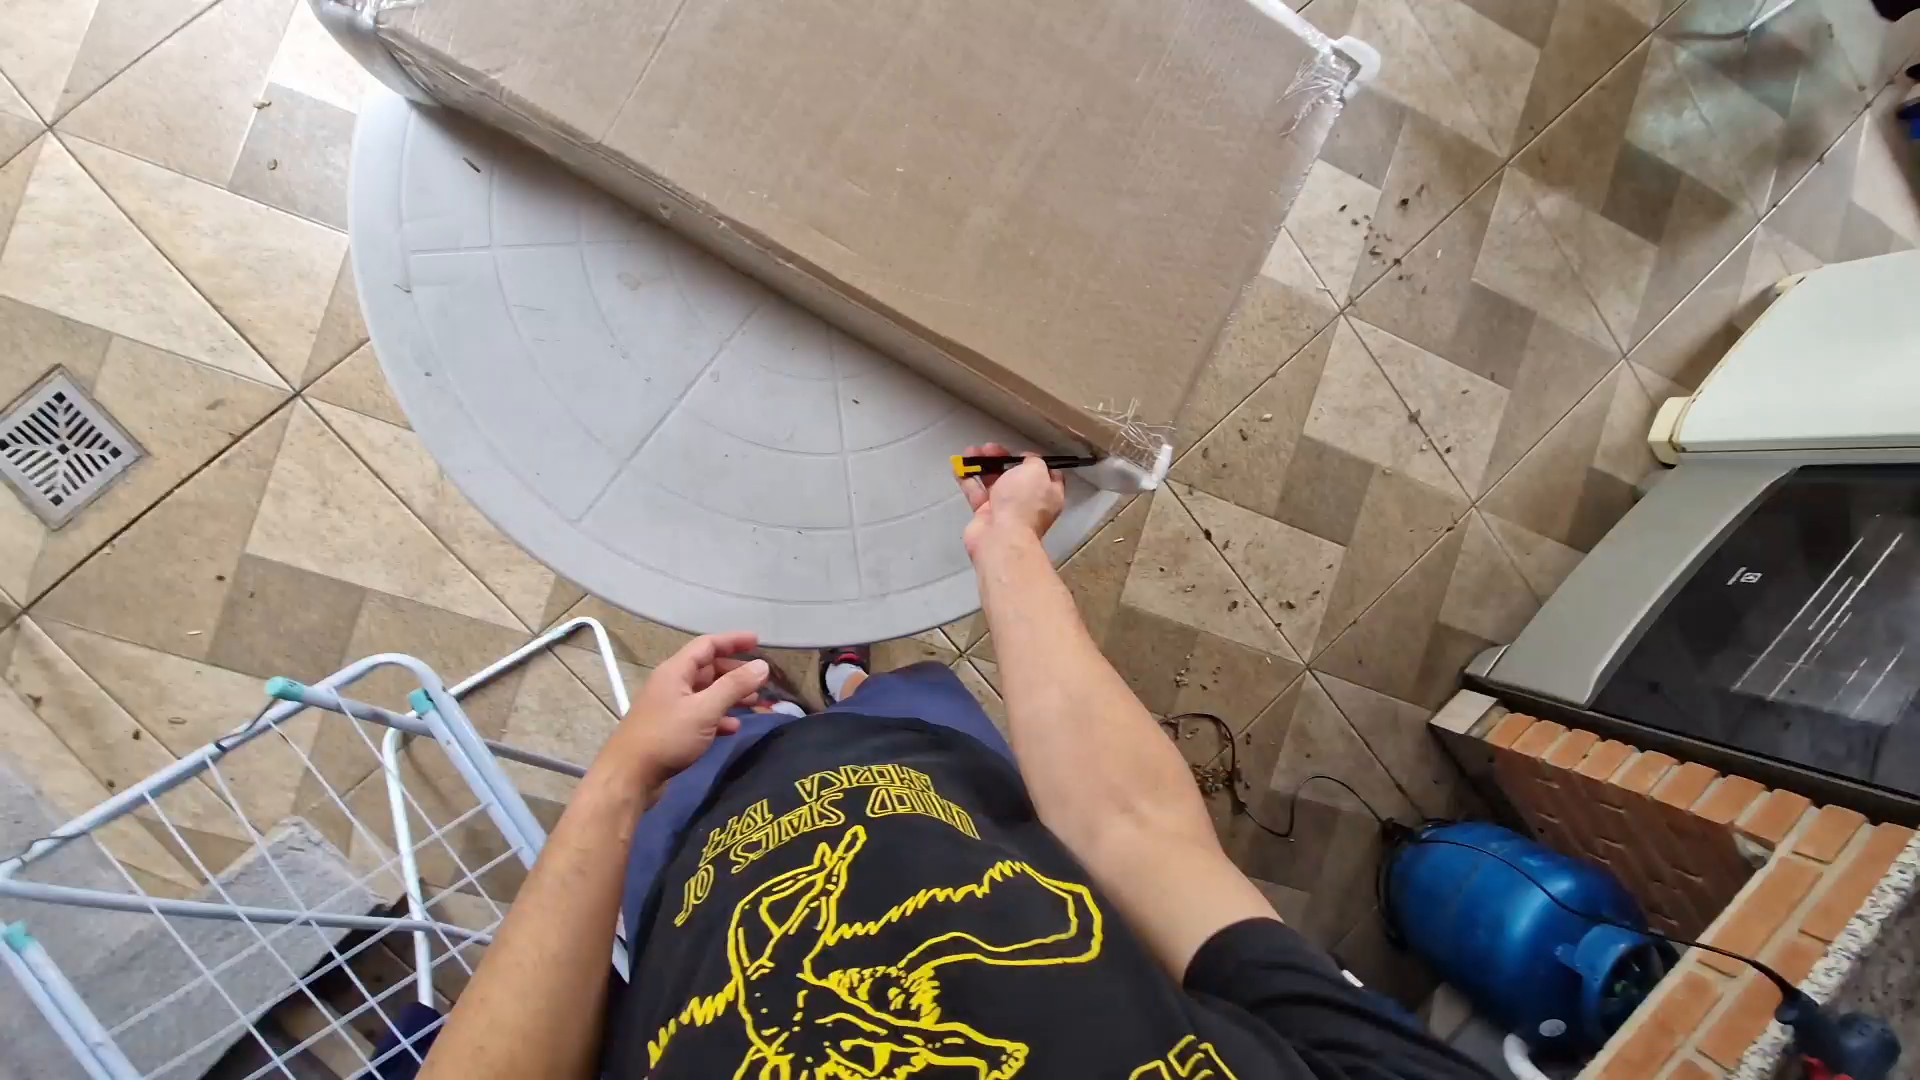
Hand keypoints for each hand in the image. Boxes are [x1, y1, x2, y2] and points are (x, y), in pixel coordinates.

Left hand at [607, 632, 768, 786]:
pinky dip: (719, 717)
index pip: (707, 645)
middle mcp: (672, 684)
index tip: (757, 642)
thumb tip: (762, 666)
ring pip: (706, 693)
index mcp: (675, 672)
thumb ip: (734, 686)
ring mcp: (670, 708)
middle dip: (736, 672)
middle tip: (760, 679)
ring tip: (755, 702)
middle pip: (708, 669)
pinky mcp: (671, 730)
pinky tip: (733, 727)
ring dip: (731, 695)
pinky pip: (701, 715)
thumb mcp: (704, 709)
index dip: (732, 641)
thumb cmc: (666, 737)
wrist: (628, 778)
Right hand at [958, 441, 1064, 557]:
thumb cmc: (1023, 502)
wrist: (1001, 537)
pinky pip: (976, 492)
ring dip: (982, 465)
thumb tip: (1027, 461)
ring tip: (970, 451)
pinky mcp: (985, 514)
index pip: (1046, 475)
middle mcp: (1028, 501)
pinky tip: (958, 465)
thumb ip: (1034, 462)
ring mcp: (1005, 508)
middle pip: (1015, 475)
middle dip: (1002, 459)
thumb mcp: (1036, 472)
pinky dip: (967, 478)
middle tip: (989, 448)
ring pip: (993, 482)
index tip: (1021, 453)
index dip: (1034, 461)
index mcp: (1048, 493)